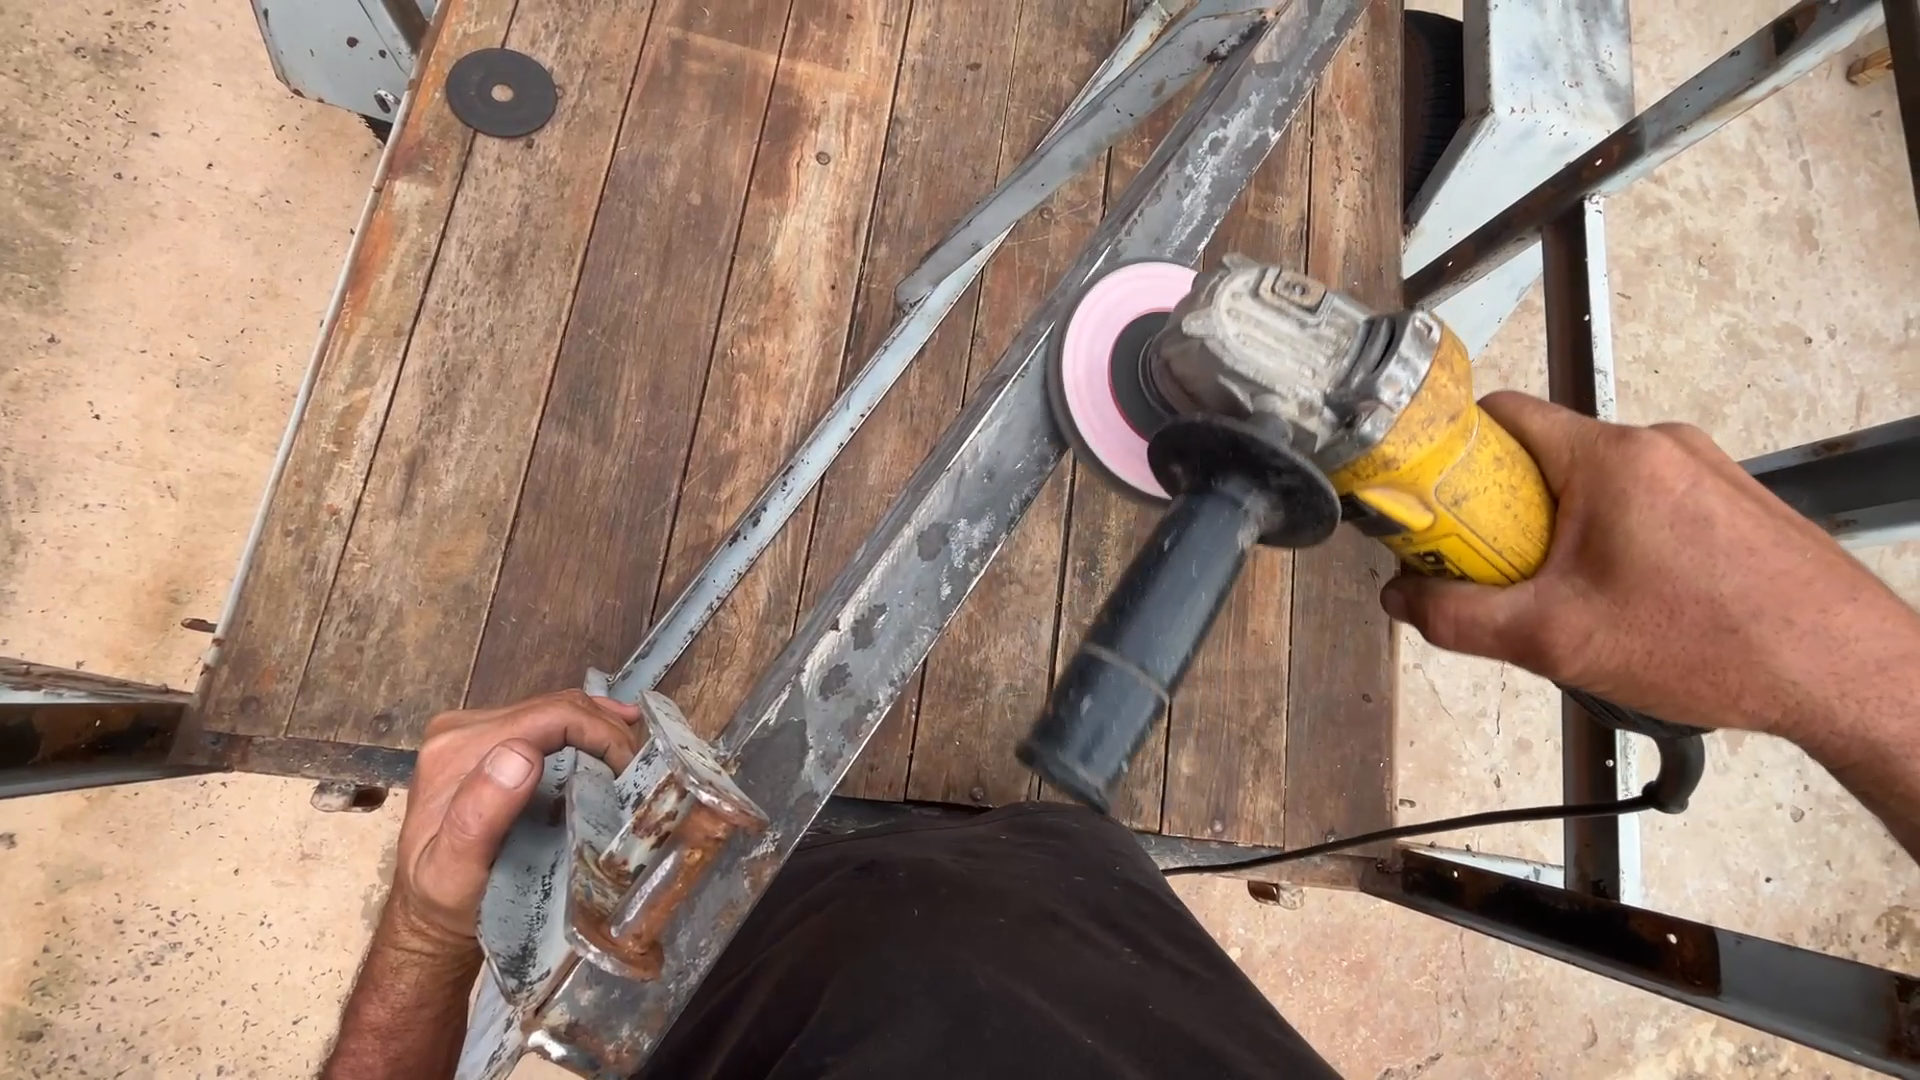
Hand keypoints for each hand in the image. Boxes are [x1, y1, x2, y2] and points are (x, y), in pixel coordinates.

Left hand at [384, 690, 642, 957]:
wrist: (431, 914)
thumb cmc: (446, 902)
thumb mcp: (454, 873)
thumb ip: (478, 816)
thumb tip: (522, 753)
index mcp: (457, 751)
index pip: (551, 716)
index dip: (601, 734)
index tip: (628, 770)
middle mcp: (463, 729)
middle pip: (558, 707)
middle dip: (608, 730)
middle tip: (638, 768)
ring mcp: (477, 729)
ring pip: (559, 708)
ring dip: (602, 727)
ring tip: (631, 755)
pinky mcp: (492, 737)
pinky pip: (553, 718)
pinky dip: (589, 725)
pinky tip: (613, 735)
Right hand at [1379, 392, 1919, 761]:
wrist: (1858, 682)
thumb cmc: (1704, 645)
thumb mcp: (1550, 639)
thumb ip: (1455, 616)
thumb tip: (1397, 598)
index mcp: (1612, 457)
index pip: (1500, 414)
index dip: (1447, 451)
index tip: (1427, 503)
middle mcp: (1658, 445)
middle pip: (1537, 453)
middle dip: (1494, 507)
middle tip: (1484, 565)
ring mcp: (1702, 469)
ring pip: (1583, 481)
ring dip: (1546, 526)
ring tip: (1550, 590)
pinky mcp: (1729, 500)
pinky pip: (1631, 500)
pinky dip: (1596, 535)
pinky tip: (1610, 594)